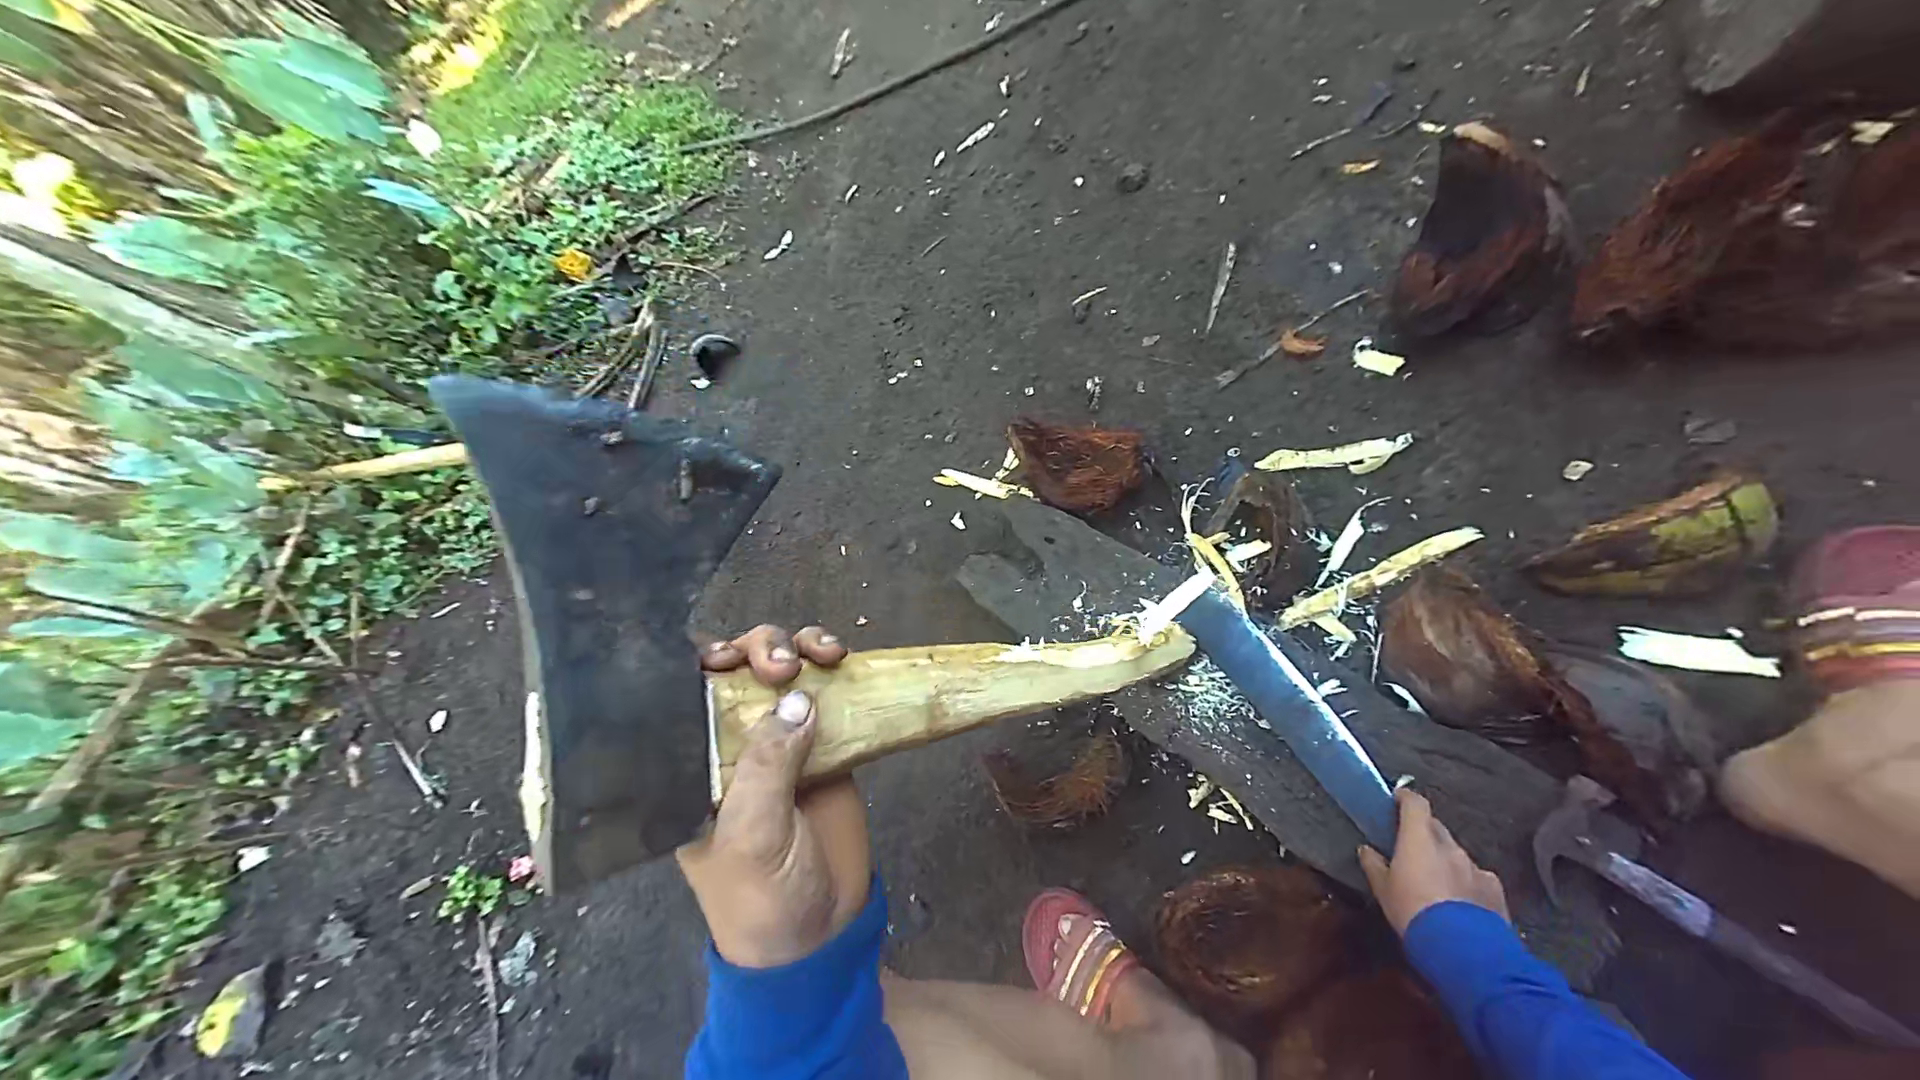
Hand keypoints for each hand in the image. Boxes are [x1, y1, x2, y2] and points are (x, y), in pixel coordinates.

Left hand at [676, 624, 868, 968]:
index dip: (700, 661)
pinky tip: (839, 657)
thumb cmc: (761, 893)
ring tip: (821, 654)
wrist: (821, 929)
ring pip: (781, 666)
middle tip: (781, 666)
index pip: (683, 693)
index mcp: (692, 763)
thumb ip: (768, 765)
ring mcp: (780, 736)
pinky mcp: (823, 740)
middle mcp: (731, 740)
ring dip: (797, 646)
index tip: (725, 655)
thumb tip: (799, 698)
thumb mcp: (752, 834)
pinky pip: (823, 687)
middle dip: (757, 650)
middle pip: (736, 668)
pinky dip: (830, 663)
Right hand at [1358, 789, 1509, 935]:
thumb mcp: (1383, 889)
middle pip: (1435, 827)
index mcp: (1419, 838)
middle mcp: (1449, 846)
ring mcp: (1476, 868)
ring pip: (1455, 853)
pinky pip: (1476, 876)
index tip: (1396, 800)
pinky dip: (1466, 880)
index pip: (1415, 803)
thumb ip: (1374, 865)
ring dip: (1444, 858)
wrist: (1464, 951)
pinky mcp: (1495, 890)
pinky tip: (1461, 900)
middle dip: (1423, 831)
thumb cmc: (1413, 910)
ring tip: (1435, 880)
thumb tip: (1367, 850)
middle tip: (1410, 846)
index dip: (1405, 798)